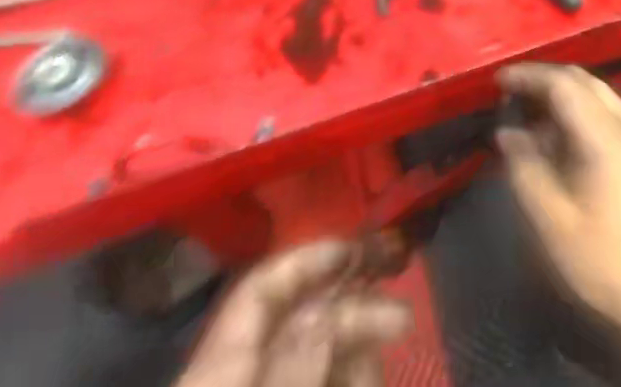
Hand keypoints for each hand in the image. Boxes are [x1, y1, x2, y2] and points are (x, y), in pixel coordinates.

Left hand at [175, 241, 411, 386]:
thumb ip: (293, 369)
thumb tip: (323, 306)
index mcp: (217, 368)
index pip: (258, 289)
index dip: (308, 259)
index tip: (361, 247)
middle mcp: (238, 373)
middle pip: (299, 321)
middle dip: (354, 314)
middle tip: (402, 319)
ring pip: (317, 354)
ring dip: (357, 354)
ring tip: (376, 377)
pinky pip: (322, 381)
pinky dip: (350, 379)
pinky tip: (368, 382)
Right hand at [495, 64, 620, 334]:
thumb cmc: (613, 264)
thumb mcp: (557, 226)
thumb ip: (528, 173)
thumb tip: (507, 133)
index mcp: (610, 136)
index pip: (565, 84)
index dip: (530, 76)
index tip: (498, 80)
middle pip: (586, 82)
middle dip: (546, 82)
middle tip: (510, 98)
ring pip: (601, 96)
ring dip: (565, 99)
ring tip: (531, 123)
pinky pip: (613, 114)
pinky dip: (584, 115)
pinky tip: (565, 143)